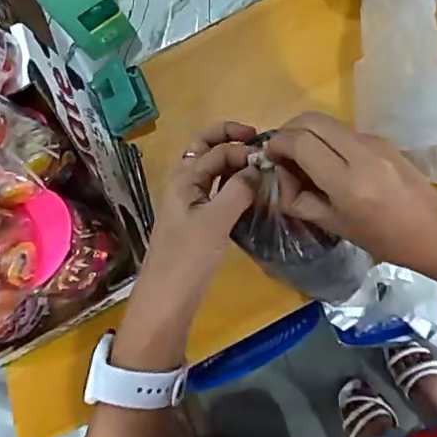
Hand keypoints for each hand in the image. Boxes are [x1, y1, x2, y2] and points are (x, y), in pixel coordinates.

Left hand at [139, 122, 259, 299]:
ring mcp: (188, 201)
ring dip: (231, 161)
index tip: (269, 154)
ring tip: (260, 164)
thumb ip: (238, 190)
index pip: (214, 151)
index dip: (240, 148)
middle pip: (204, 149)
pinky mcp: (195, 219)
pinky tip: (251, 191)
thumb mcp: (216, 221)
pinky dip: (231, 183)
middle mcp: (183, 183)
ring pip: (210, 169)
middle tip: (258, 139)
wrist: (167, 297)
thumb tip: (259, 166)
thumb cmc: (188, 256)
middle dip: (228, 140)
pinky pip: (214, 189)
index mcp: (183, 178)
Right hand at [262, 112, 436, 277]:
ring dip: (305, 132)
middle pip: (310, 120)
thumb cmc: (385, 238)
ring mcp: (373, 142)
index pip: (300, 143)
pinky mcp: (380, 139)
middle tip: (281, 152)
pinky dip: (324, 137)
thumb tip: (279, 175)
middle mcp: (360, 154)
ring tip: (301, 157)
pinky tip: (326, 160)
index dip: (277, 144)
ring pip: (325, 121)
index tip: (269, 157)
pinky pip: (341, 129)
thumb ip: (298, 199)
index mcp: (347, 182)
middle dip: (287, 131)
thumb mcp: (334, 226)